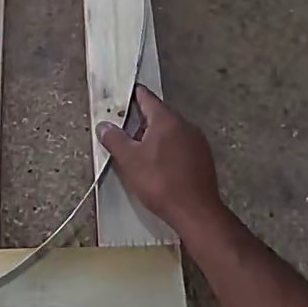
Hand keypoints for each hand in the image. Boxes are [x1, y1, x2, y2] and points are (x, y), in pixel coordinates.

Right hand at [97, 86, 227, 234]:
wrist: (195, 211)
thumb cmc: (160, 182)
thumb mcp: (129, 161)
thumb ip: (114, 139)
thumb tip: (104, 126)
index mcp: (166, 119)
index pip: (147, 98)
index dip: (132, 96)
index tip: (122, 97)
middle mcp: (185, 124)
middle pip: (159, 115)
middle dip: (141, 122)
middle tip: (124, 134)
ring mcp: (197, 140)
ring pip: (171, 131)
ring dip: (155, 137)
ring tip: (140, 154)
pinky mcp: (203, 156)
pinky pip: (181, 144)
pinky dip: (168, 149)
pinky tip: (160, 166)